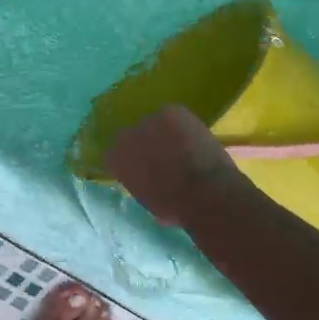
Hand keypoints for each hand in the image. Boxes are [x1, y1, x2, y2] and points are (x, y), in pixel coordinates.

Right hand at [102, 105, 250, 226]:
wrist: (205, 194)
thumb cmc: (175, 207)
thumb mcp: (148, 201)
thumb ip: (139, 184)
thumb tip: (147, 184)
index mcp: (115, 160)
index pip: (113, 152)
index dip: (129, 157)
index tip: (141, 164)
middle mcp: (125, 137)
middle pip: (130, 134)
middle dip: (143, 141)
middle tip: (162, 152)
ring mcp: (148, 122)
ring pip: (154, 122)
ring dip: (164, 131)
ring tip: (183, 143)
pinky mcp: (171, 113)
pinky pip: (174, 113)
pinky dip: (182, 121)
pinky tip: (194, 135)